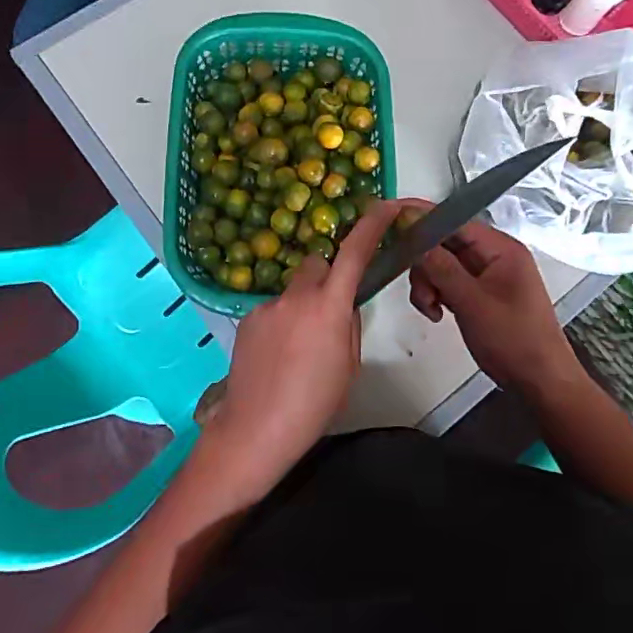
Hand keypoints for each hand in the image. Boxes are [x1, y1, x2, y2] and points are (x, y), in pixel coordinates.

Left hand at [193, 201, 402, 491]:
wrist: (257, 426)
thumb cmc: (313, 404)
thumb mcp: (348, 365)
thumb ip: (347, 325)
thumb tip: (343, 305)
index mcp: (328, 307)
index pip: (354, 253)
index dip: (372, 225)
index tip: (386, 206)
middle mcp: (294, 297)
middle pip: (316, 265)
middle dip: (327, 277)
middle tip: (330, 312)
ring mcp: (266, 306)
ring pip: (292, 291)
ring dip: (301, 305)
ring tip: (299, 349)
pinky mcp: (246, 319)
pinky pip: (272, 309)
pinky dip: (280, 322)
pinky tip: (277, 356)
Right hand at [404, 206, 586, 396]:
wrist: (539, 380)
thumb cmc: (512, 339)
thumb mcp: (471, 301)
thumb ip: (440, 266)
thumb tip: (413, 234)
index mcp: (500, 249)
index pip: (453, 220)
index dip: (421, 218)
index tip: (389, 218)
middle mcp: (492, 255)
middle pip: (442, 243)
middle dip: (423, 265)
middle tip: (422, 293)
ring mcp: (484, 275)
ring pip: (439, 264)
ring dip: (427, 284)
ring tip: (431, 310)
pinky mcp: (477, 293)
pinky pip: (445, 282)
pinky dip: (435, 295)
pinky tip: (436, 314)